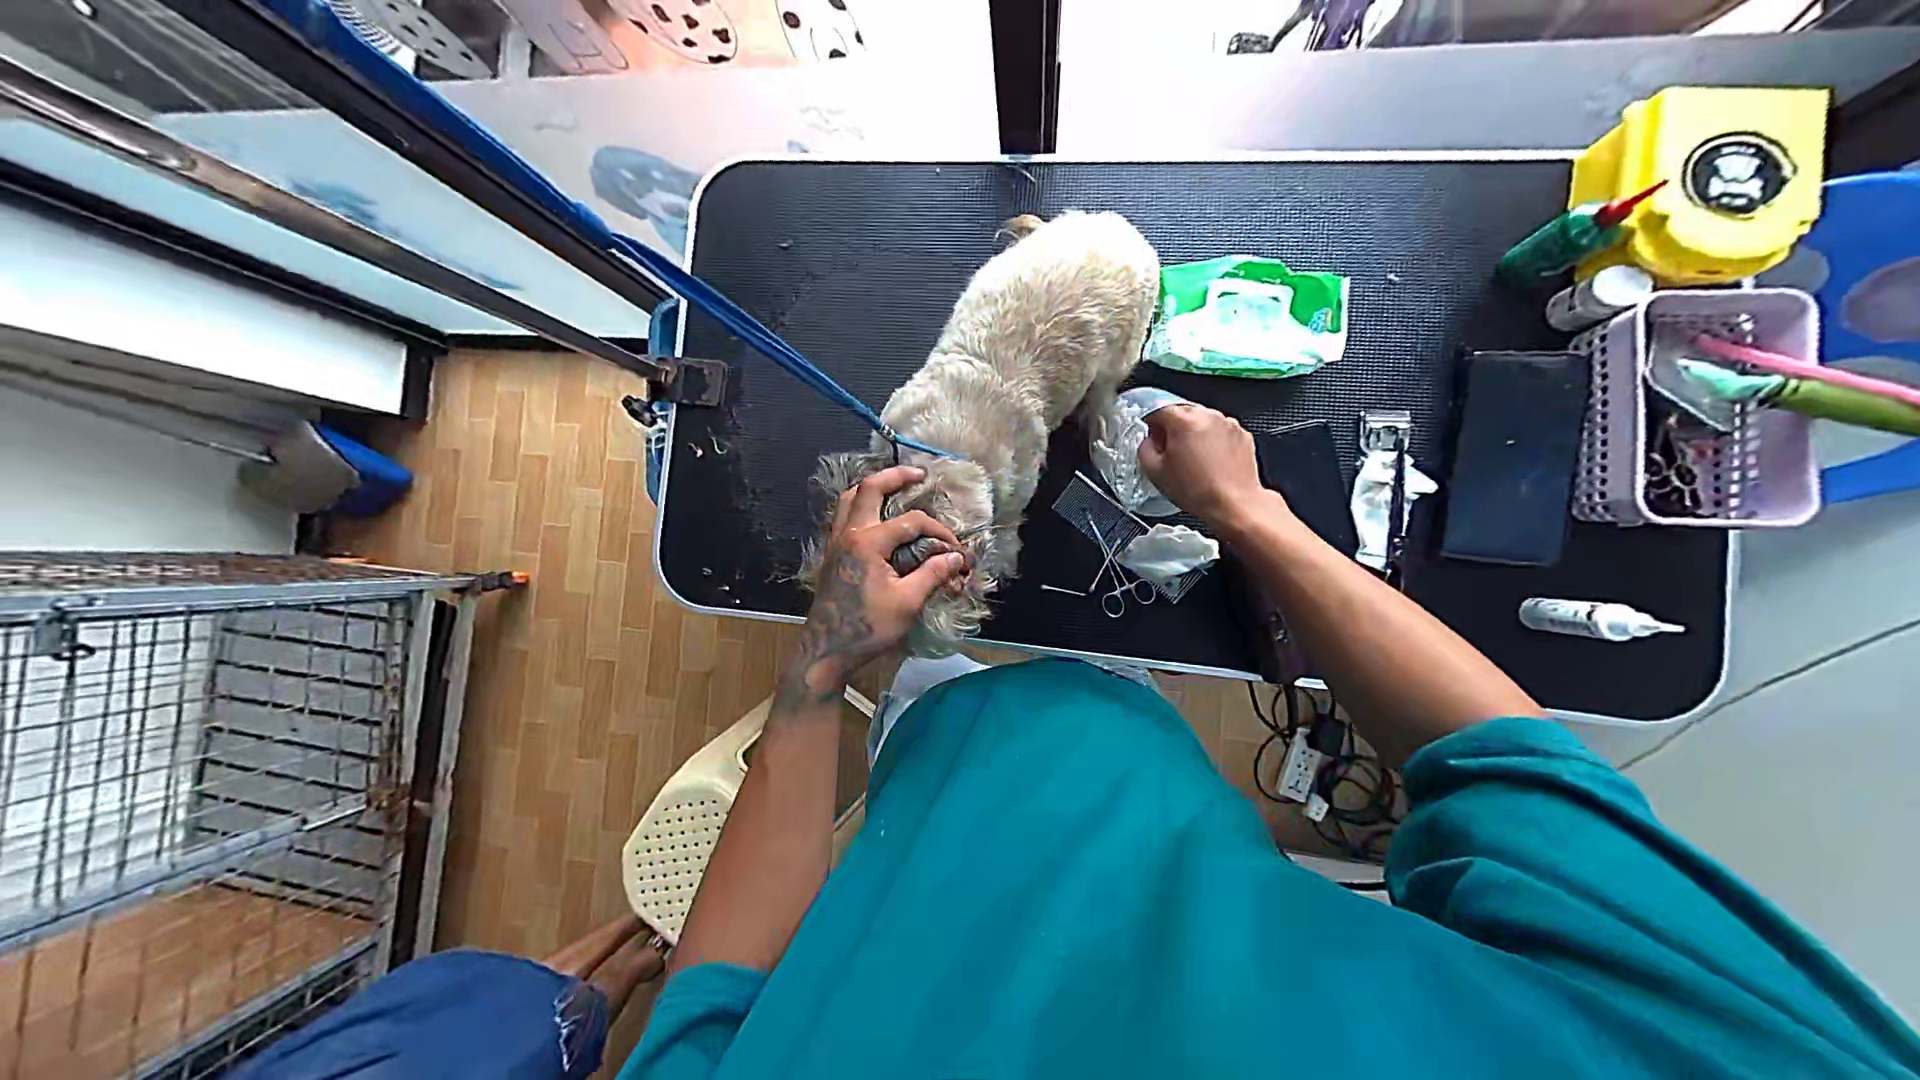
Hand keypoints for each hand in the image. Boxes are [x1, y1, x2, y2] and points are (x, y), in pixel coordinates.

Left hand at [784, 466, 970, 706]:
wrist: (827, 650)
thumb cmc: (868, 627)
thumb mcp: (908, 602)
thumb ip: (932, 574)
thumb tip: (956, 558)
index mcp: (867, 542)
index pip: (911, 522)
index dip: (938, 532)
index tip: (956, 550)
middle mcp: (848, 534)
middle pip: (869, 489)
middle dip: (895, 476)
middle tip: (918, 473)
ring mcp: (835, 543)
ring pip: (849, 499)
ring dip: (872, 488)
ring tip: (892, 487)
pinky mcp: (831, 554)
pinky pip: (842, 517)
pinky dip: (858, 507)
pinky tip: (873, 517)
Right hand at [1137, 406, 1284, 533]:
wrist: (1233, 504)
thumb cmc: (1198, 491)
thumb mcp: (1155, 472)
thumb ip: (1144, 448)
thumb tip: (1147, 441)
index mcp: (1183, 421)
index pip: (1157, 410)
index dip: (1150, 424)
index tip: (1151, 437)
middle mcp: (1208, 416)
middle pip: (1181, 413)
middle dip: (1173, 430)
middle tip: (1170, 453)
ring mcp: (1227, 424)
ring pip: (1202, 422)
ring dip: (1193, 435)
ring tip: (1192, 462)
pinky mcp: (1241, 435)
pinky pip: (1219, 432)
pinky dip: (1212, 442)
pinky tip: (1209, 463)